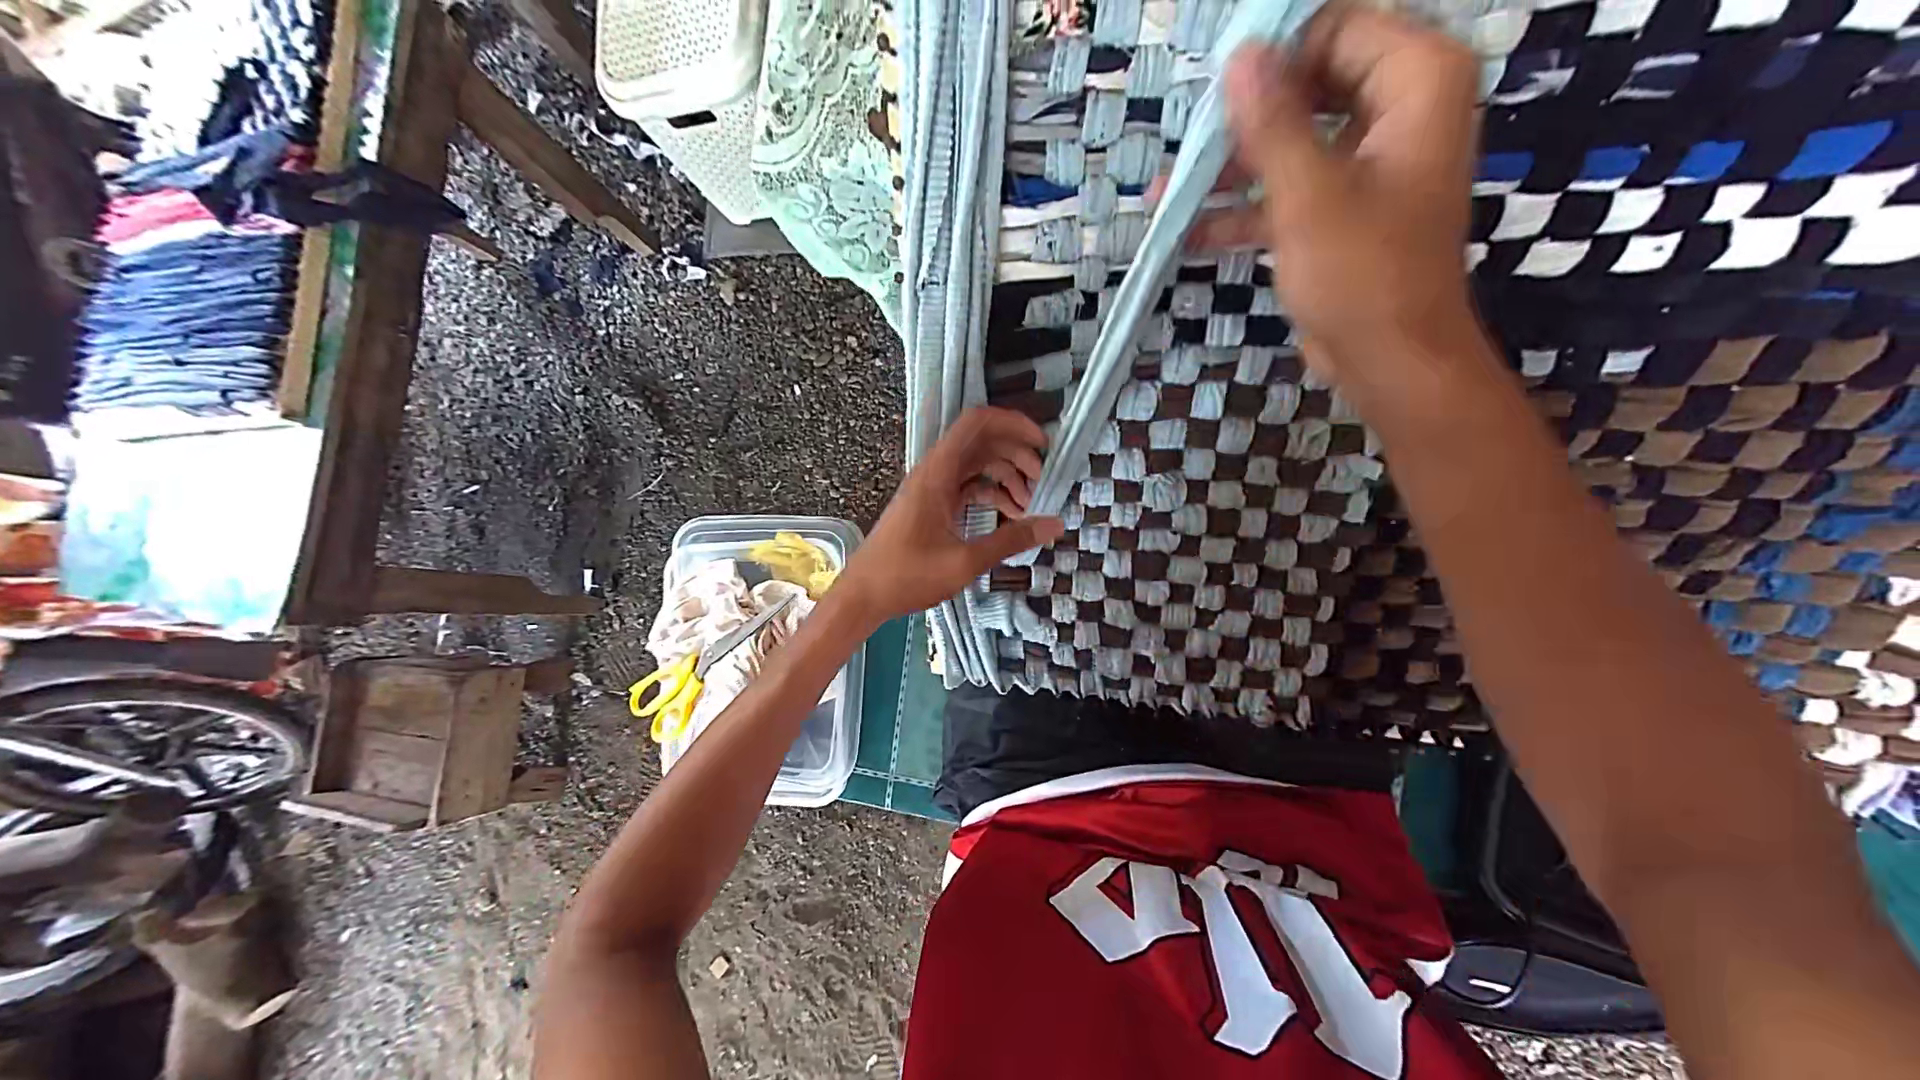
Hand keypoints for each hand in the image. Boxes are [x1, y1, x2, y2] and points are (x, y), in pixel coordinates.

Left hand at [837, 408, 1064, 624]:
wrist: (862, 596)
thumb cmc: (907, 576)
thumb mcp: (965, 561)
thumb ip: (1011, 540)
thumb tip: (1055, 524)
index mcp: (937, 473)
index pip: (976, 423)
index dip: (1013, 423)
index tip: (1042, 444)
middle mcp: (933, 472)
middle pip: (981, 442)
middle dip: (1016, 454)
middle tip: (1042, 480)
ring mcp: (931, 488)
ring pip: (975, 465)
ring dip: (1005, 476)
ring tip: (1028, 504)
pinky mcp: (931, 505)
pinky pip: (966, 486)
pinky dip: (990, 494)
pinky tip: (1009, 516)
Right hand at [1199, 5, 1488, 416]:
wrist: (1390, 360)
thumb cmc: (1361, 274)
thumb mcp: (1308, 194)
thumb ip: (1272, 121)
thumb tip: (1240, 56)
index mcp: (1417, 84)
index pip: (1339, 29)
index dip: (1276, 51)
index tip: (1216, 84)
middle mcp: (1400, 112)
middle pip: (1310, 84)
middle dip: (1245, 116)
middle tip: (1190, 142)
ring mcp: (1369, 165)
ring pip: (1292, 142)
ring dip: (1232, 169)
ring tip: (1169, 190)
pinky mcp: (1342, 212)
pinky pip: (1290, 190)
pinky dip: (1245, 209)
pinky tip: (1190, 231)